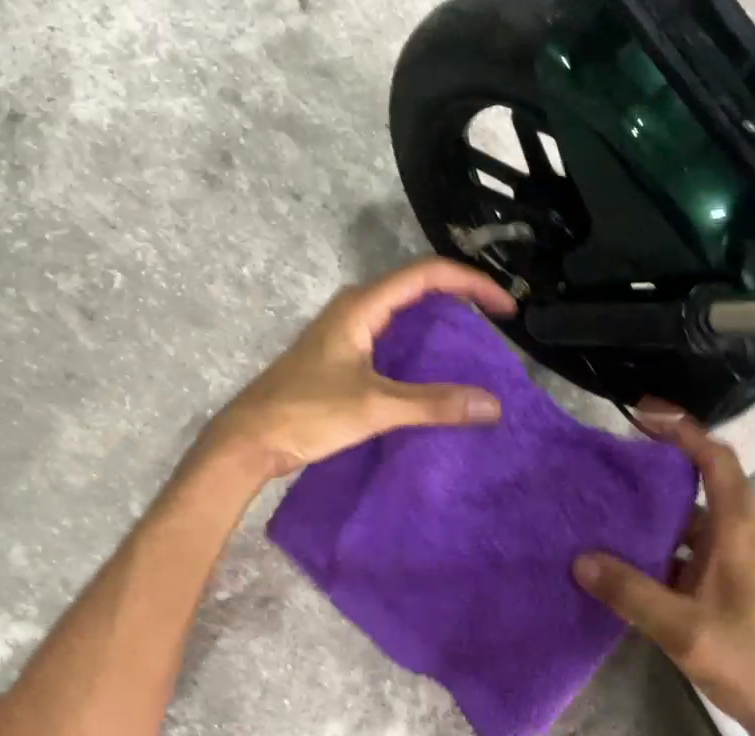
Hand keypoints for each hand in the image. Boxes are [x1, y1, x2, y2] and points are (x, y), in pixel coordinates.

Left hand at [202, 257, 517, 479]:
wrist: (248, 441)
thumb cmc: (306, 413)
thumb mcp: (375, 407)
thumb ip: (433, 404)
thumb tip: (491, 405)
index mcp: (361, 306)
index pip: (426, 274)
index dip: (472, 283)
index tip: (506, 308)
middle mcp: (352, 310)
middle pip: (415, 289)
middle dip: (458, 300)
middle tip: (495, 325)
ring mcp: (342, 335)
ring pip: (400, 316)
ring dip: (437, 326)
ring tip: (473, 347)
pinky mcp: (337, 361)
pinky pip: (389, 341)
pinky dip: (417, 351)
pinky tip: (431, 375)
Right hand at [572, 402, 754, 735]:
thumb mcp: (685, 629)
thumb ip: (632, 593)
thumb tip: (580, 559)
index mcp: (739, 533)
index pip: (716, 461)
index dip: (683, 431)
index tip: (642, 414)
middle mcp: (740, 542)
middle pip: (698, 490)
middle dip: (654, 475)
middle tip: (604, 471)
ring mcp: (736, 571)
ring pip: (689, 530)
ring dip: (651, 522)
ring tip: (600, 519)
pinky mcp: (730, 597)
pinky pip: (687, 562)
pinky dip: (657, 558)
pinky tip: (622, 573)